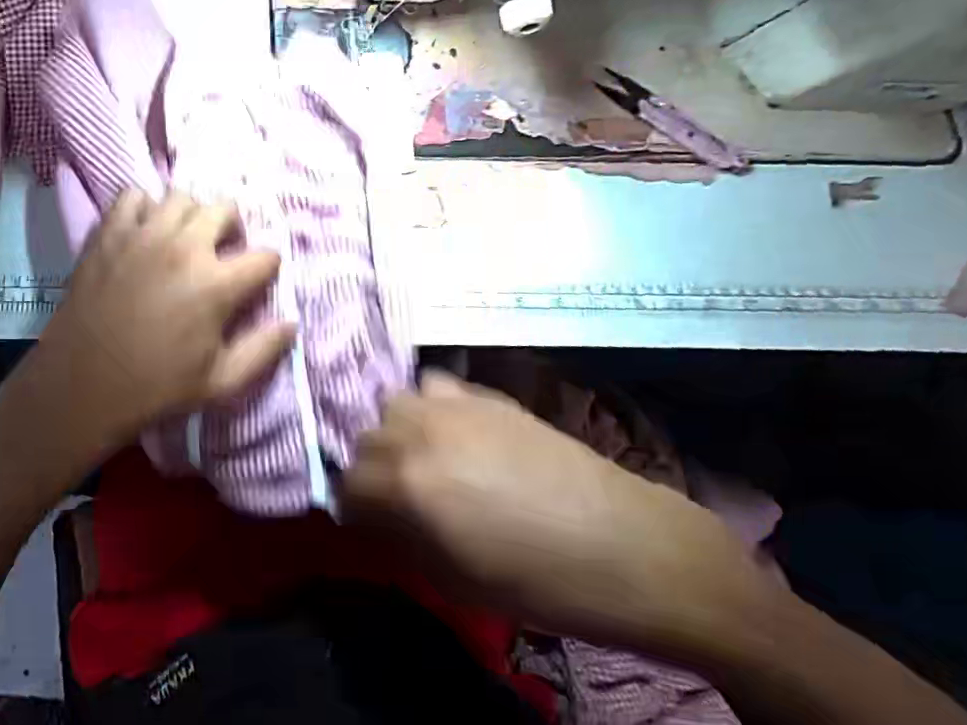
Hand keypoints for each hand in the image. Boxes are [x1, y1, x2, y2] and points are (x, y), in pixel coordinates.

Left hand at [30, 189, 295, 445]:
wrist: (81, 386)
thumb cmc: (156, 388)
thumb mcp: (221, 383)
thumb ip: (264, 350)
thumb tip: (292, 322)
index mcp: (216, 284)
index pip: (265, 255)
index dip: (266, 269)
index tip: (255, 282)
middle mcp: (184, 248)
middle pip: (226, 208)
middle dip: (233, 227)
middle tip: (221, 252)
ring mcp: (143, 234)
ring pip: (182, 197)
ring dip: (192, 215)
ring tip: (184, 239)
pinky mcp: (109, 233)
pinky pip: (133, 196)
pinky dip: (145, 207)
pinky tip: (145, 231)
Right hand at [343, 372, 777, 659]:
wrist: (620, 543)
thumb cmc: (537, 582)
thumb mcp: (454, 580)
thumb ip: (403, 540)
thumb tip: (380, 519)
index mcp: (407, 485)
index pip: (346, 483)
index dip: (353, 510)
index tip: (368, 526)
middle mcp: (420, 432)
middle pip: (365, 437)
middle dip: (371, 468)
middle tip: (395, 498)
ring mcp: (455, 406)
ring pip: (394, 402)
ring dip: (395, 430)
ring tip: (420, 457)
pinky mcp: (487, 394)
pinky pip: (436, 386)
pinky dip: (431, 406)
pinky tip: (453, 432)